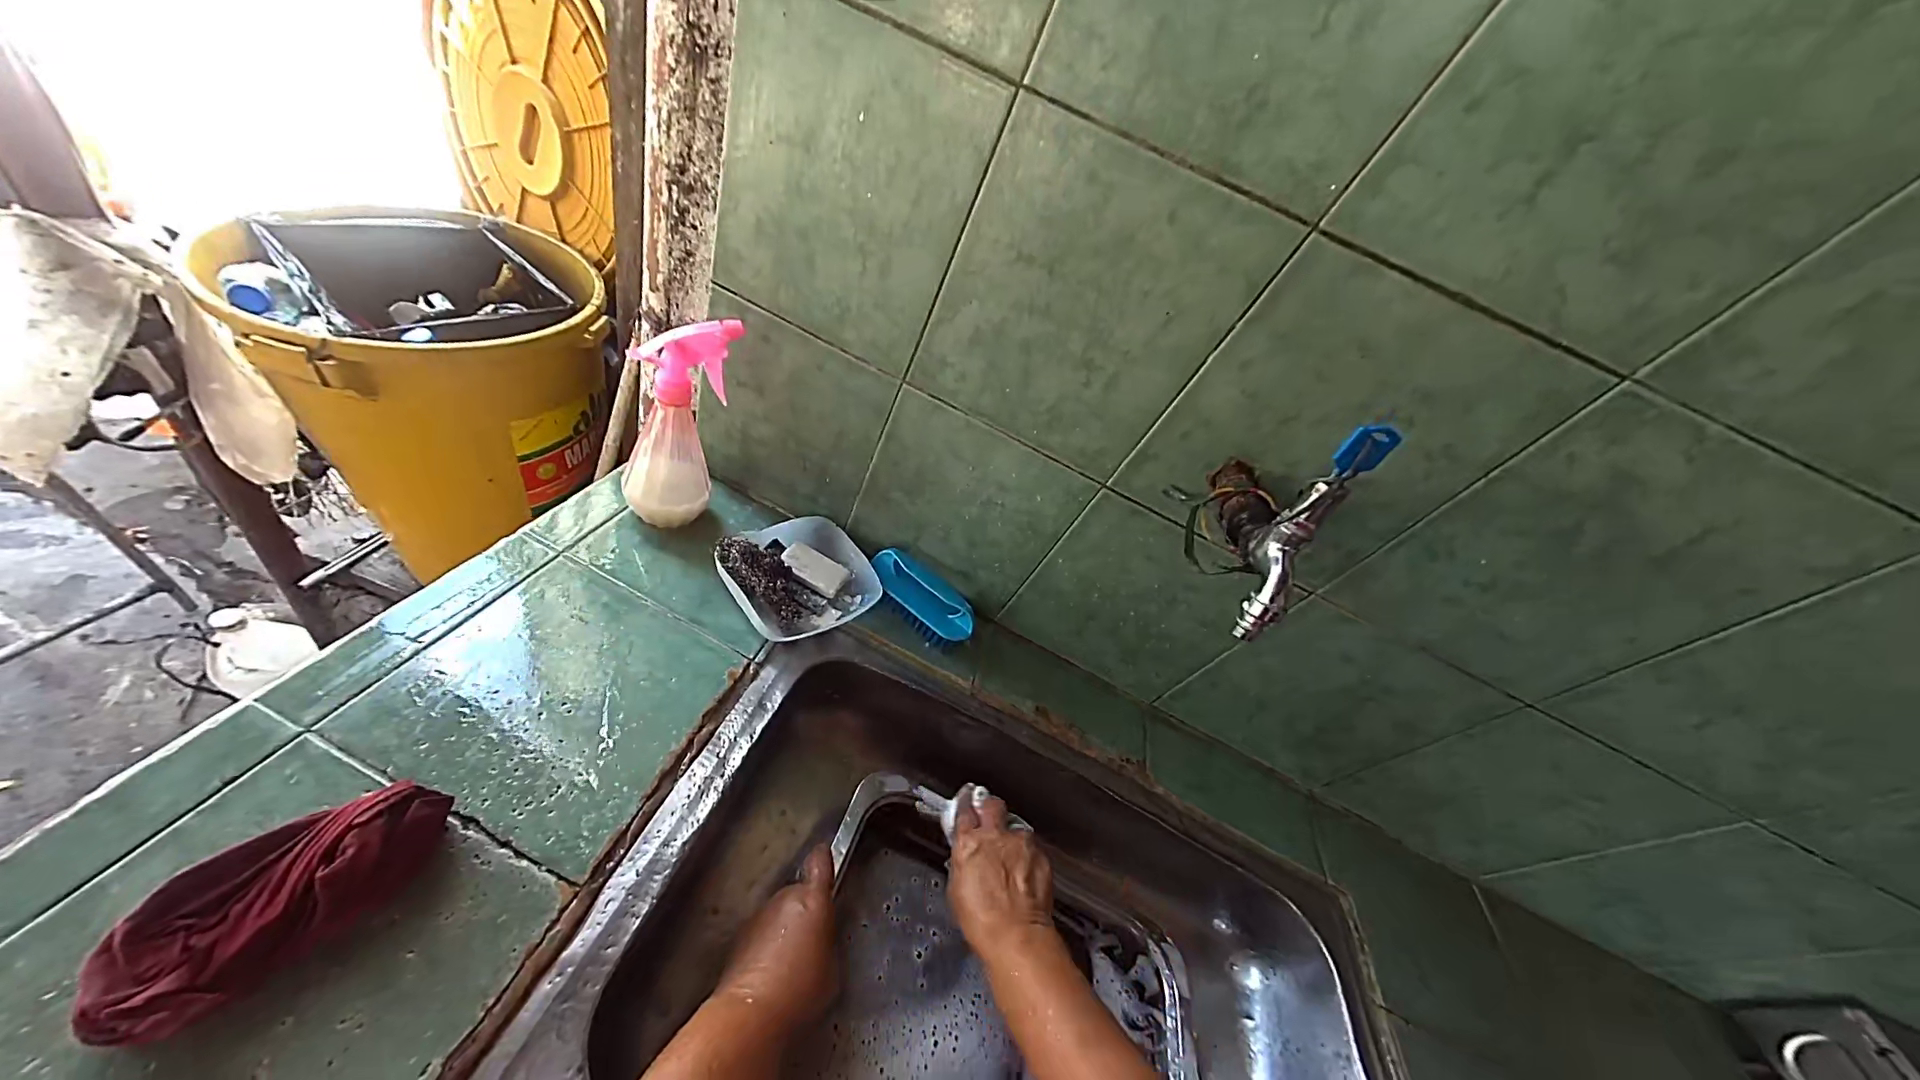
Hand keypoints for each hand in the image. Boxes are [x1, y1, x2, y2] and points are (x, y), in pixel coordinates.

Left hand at [711, 843, 837, 1033]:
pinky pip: (761, 933)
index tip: (826, 857)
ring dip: (784, 929)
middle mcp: (783, 899)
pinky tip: (772, 973)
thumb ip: (830, 939)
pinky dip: (766, 945)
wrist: (750, 1015)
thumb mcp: (833, 966)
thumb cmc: (798, 992)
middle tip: (814, 939)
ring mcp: (759, 917)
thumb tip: (824, 939)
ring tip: (791, 963)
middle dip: (805, 910)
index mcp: (813, 900)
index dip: (824, 859)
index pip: (820, 862)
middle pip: (799, 893)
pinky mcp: (740, 939)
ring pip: (778, 914)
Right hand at [947, 787, 1055, 962]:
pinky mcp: (1040, 855)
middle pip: (992, 804)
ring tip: (1011, 856)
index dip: (966, 806)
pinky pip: (1033, 846)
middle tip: (989, 816)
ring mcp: (1020, 843)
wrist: (1016, 935)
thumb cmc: (983, 920)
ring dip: (1012, 836)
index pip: (965, 810)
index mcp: (969, 842)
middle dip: (990, 807)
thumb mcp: (957, 888)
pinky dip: (1028, 855)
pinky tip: (1024, 873)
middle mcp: (996, 836)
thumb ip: (962, 860)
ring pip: (1016, 826)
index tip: (967, 805)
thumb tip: (965, 853)